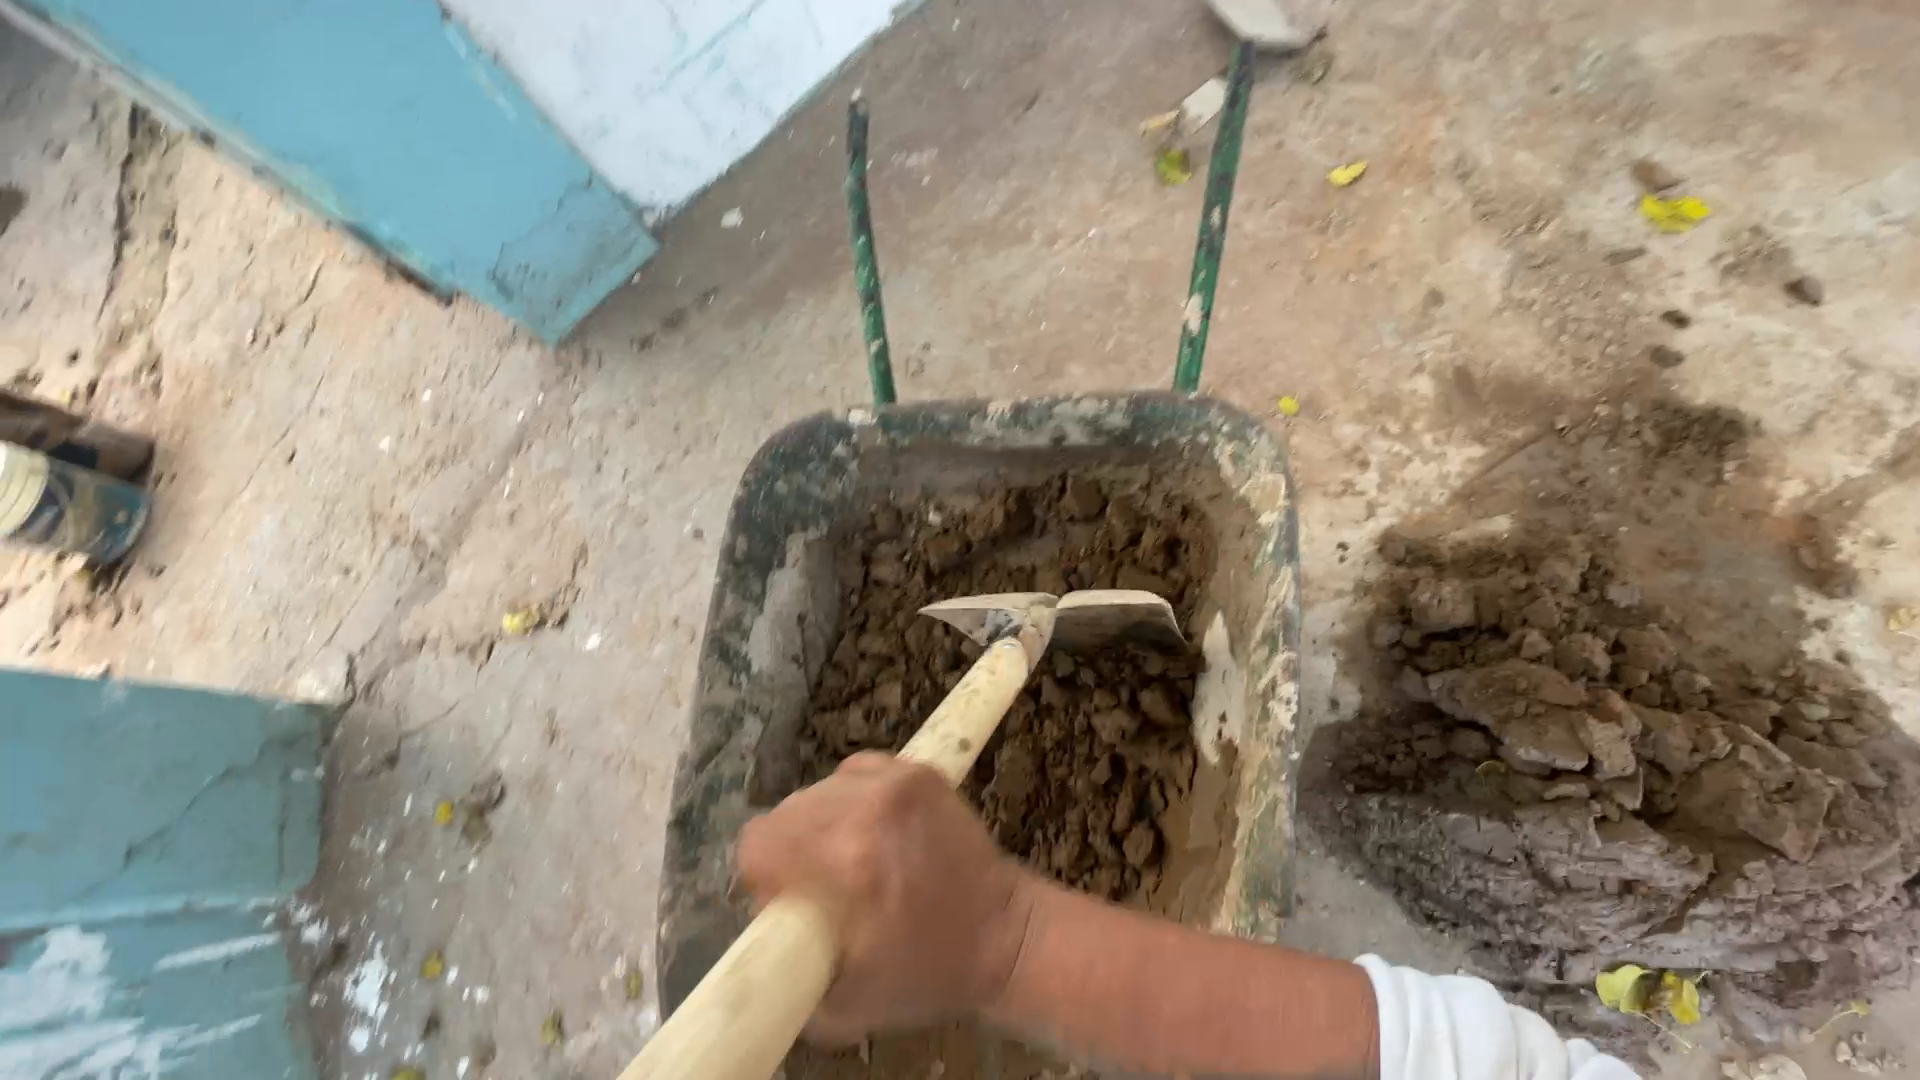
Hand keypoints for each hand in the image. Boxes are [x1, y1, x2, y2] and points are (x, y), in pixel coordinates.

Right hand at [736, 751, 1037, 1042]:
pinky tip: (870, 826)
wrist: (1004, 933)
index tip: (786, 898)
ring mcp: (898, 782)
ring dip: (821, 821)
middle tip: (819, 883)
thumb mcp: (841, 1001)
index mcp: (847, 863)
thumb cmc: (925, 972)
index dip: (762, 874)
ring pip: (819, 788)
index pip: (760, 839)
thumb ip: (784, 964)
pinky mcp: (919, 770)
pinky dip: (851, 795)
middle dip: (791, 848)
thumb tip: (763, 920)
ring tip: (850, 854)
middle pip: (787, 811)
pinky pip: (855, 771)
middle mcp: (869, 810)